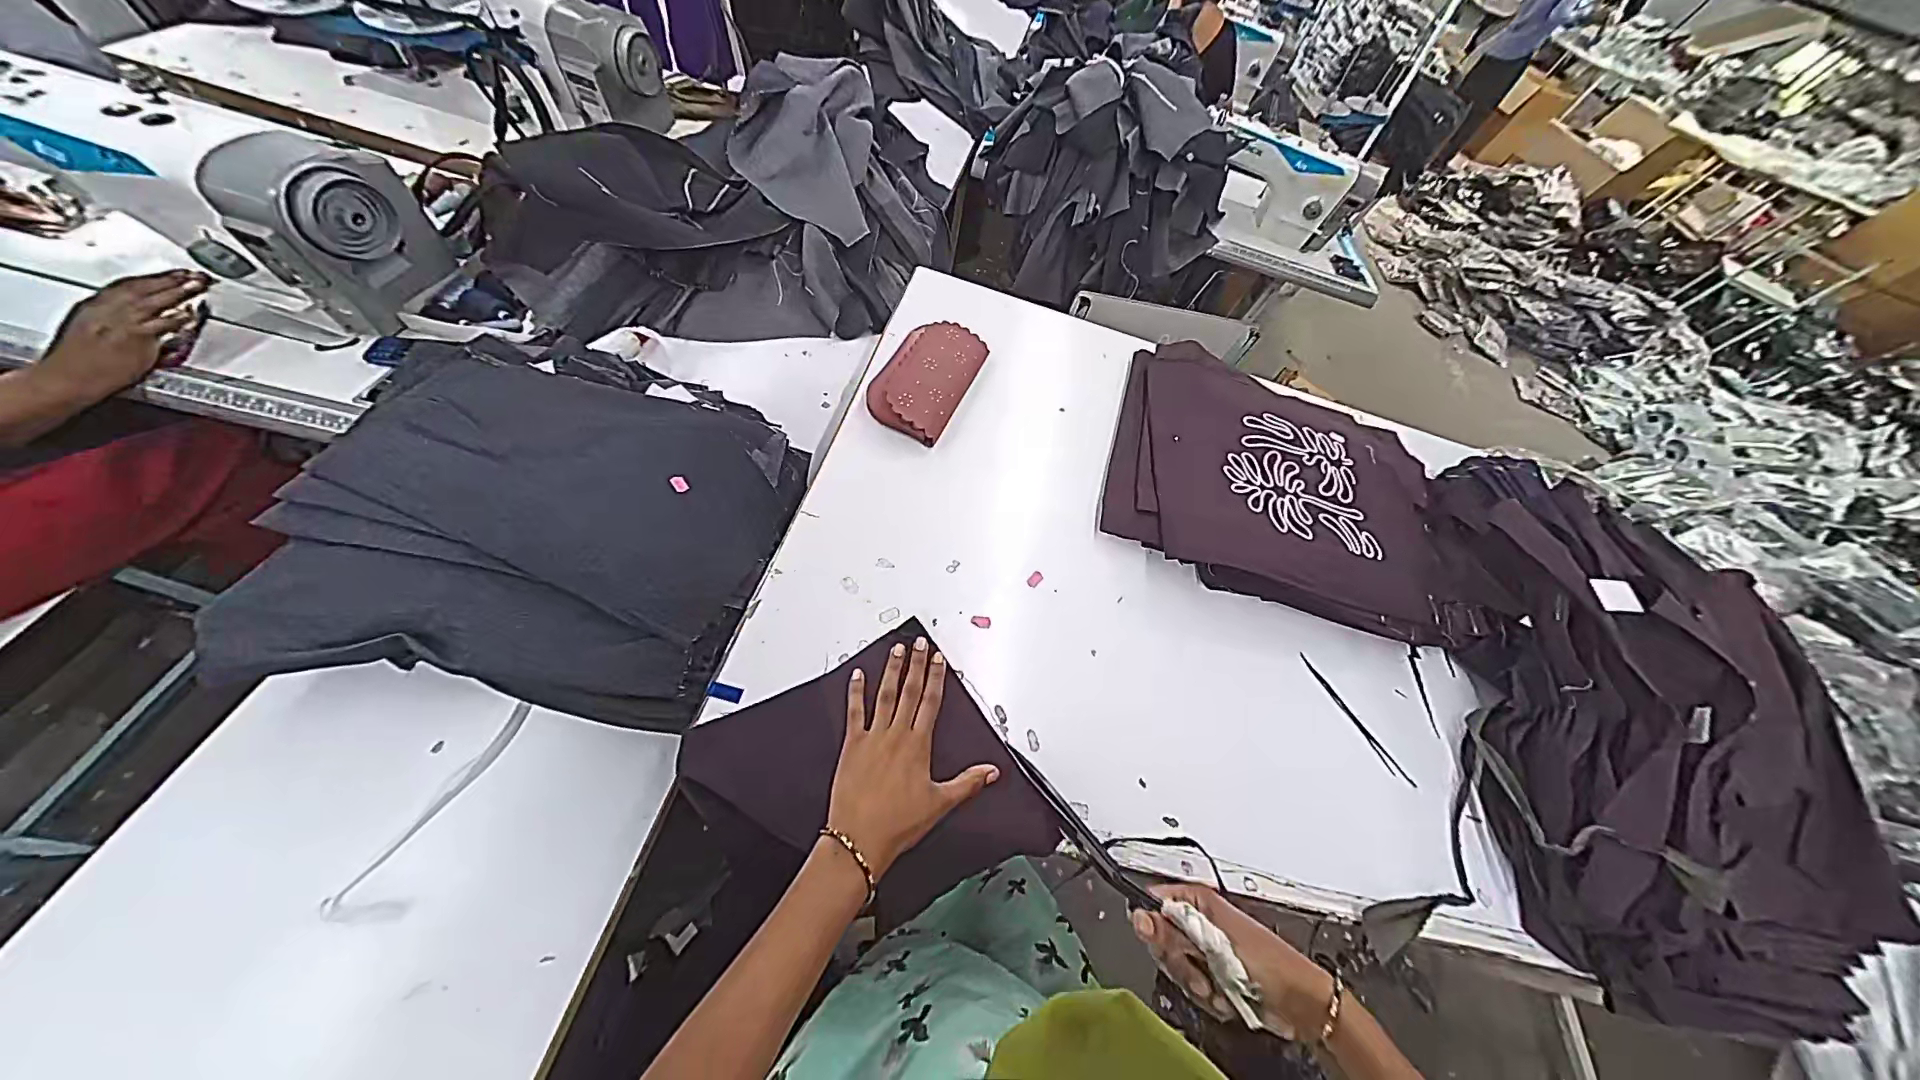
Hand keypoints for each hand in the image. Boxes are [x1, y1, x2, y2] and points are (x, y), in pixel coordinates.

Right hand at [38, 271, 208, 401]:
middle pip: (142, 289)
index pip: (126, 286)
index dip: (153, 278)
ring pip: (154, 301)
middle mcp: (106, 311)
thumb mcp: (92, 330)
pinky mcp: (135, 338)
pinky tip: (190, 313)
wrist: (68, 377)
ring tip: (198, 285)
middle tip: (194, 274)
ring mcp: (122, 323)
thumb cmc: (81, 361)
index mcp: (94, 307)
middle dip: (170, 280)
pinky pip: (161, 324)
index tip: (173, 273)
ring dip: (178, 292)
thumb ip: (119, 321)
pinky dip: (176, 317)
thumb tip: (147, 319)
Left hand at [826, 637, 998, 879]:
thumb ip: (968, 783)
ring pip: (885, 695)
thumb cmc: (897, 824)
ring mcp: (872, 738)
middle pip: (909, 691)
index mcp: (917, 746)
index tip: (938, 660)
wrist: (859, 839)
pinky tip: (857, 676)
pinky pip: (854, 712)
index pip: (930, 702)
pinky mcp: (851, 746)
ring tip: (896, 651)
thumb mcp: (940, 804)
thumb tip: (990, 772)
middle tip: (919, 644)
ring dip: (891, 671)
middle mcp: (895, 736)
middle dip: (916, 664)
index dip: (935, 678)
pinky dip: (856, 692)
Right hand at [1132, 883, 1336, 1038]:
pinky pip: (1189, 985)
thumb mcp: (1216, 945)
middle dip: (1179, 962)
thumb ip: (1174, 931)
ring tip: (1217, 987)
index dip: (1153, 925)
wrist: (1302, 1004)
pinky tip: (1222, 997)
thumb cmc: (1271, 965)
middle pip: (1160, 938)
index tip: (1161, 942)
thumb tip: (1140, 916)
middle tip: (1199, 968)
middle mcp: (1199, 922)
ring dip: (1194, 983)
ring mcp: (1204, 950)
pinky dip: (1204, 996)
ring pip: (1174, 965)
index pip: (1154, 903)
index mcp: (1199, 902)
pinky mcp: (1211, 974)